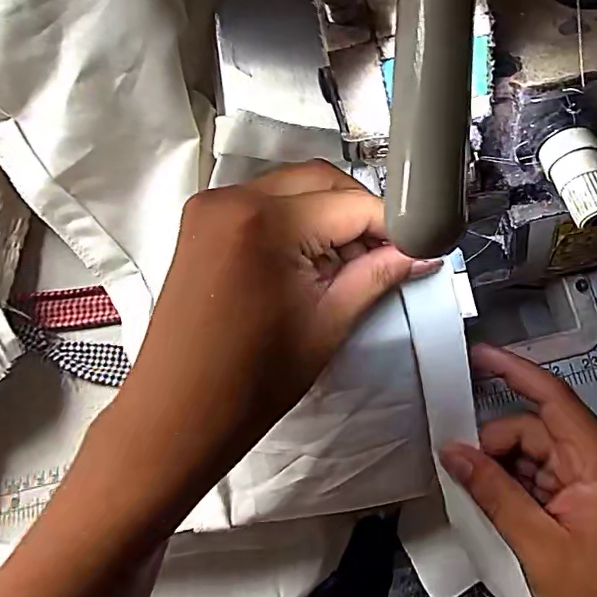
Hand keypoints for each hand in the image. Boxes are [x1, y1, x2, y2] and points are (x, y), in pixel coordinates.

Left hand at [122, 161, 437, 483]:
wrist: (175, 415)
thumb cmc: (248, 382)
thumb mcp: (328, 323)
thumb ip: (378, 275)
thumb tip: (420, 253)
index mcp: (265, 222)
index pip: (352, 204)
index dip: (392, 225)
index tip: (417, 246)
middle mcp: (232, 198)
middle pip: (322, 182)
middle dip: (361, 213)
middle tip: (385, 255)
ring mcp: (211, 206)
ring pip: (294, 187)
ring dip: (329, 215)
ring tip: (346, 264)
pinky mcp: (202, 221)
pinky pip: (265, 201)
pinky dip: (297, 220)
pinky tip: (310, 259)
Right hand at [441, 344, 596, 596]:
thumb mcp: (539, 548)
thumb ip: (493, 492)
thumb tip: (454, 452)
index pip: (554, 398)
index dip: (514, 370)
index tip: (480, 355)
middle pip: (537, 429)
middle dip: (497, 445)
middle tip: (461, 470)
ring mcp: (596, 482)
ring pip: (536, 454)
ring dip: (505, 470)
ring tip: (480, 498)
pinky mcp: (588, 501)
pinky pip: (544, 476)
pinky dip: (517, 487)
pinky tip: (499, 507)